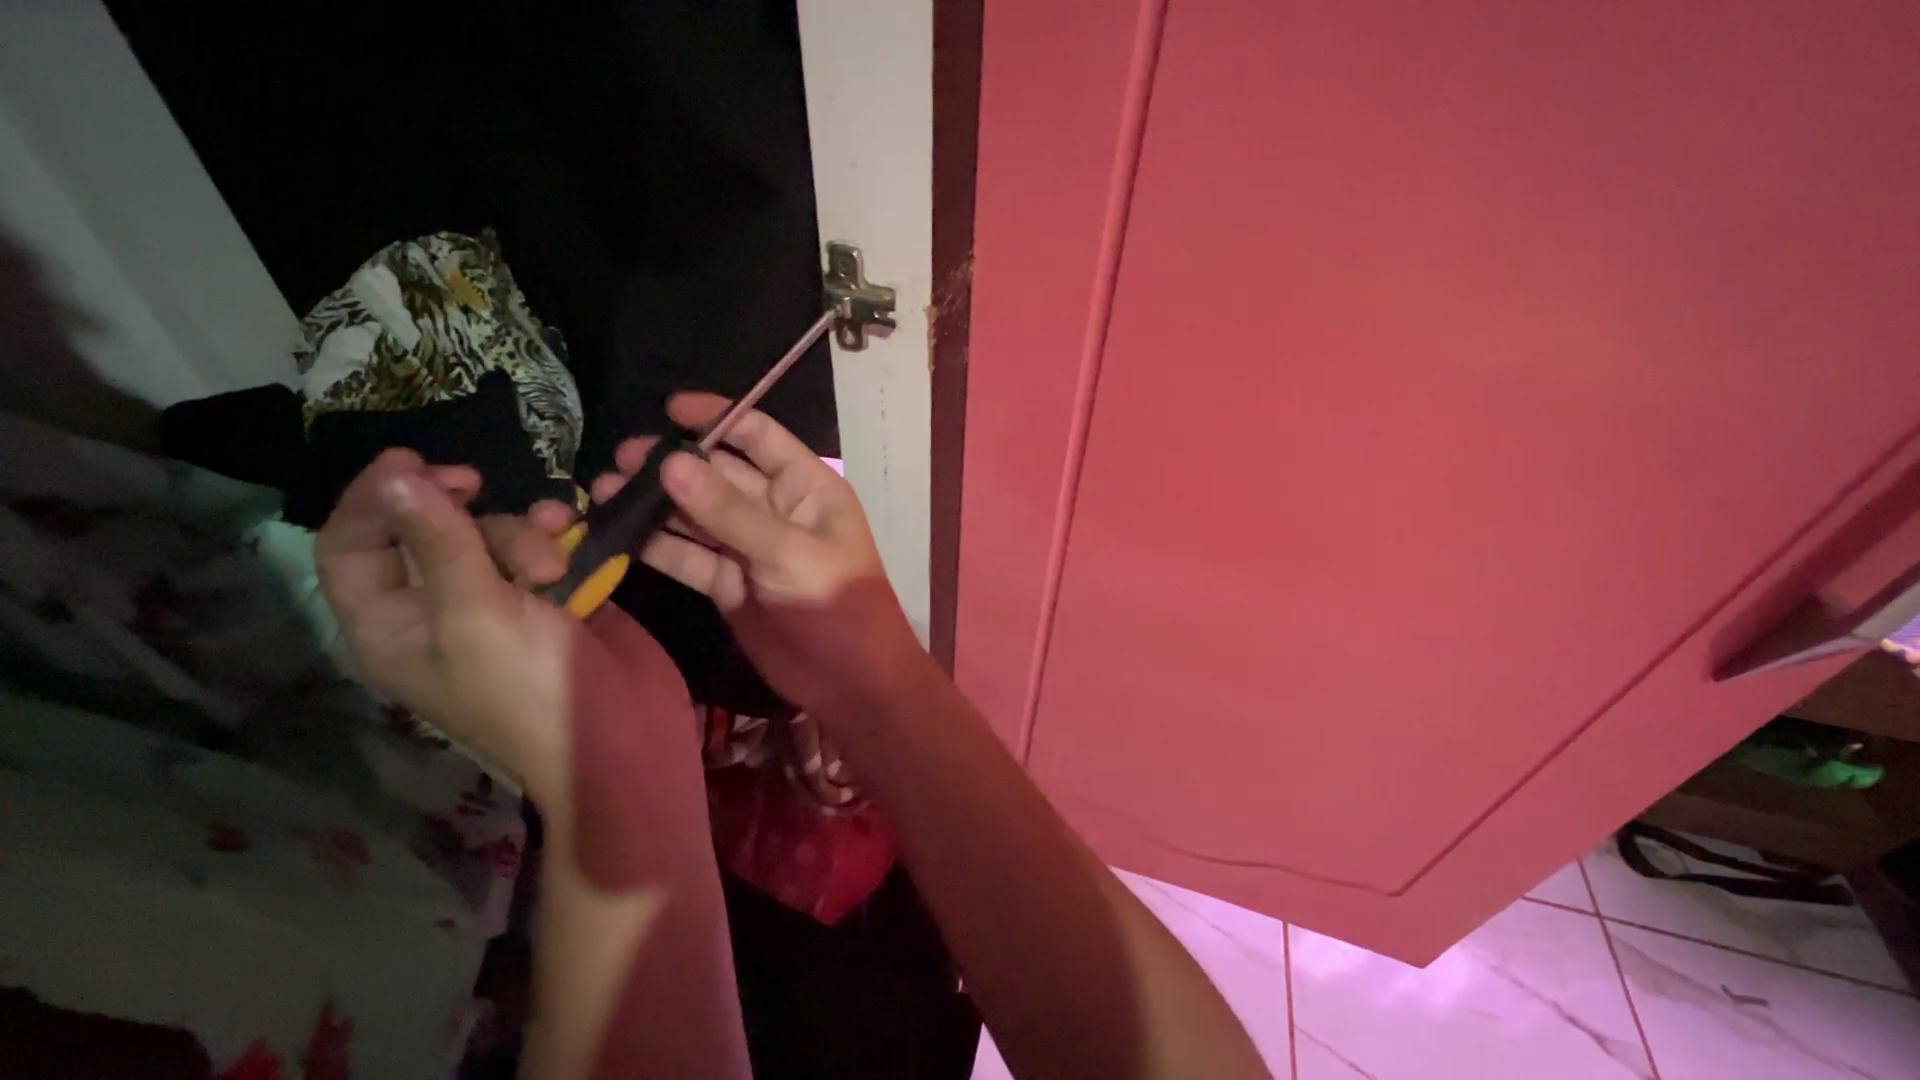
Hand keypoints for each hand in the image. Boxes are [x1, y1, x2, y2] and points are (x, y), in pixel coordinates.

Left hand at [316, 448, 679, 802]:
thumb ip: (438, 541)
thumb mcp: (476, 613)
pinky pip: (535, 549)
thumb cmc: (532, 685)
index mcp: (389, 627)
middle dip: (462, 514)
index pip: (351, 546)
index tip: (417, 461)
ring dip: (519, 529)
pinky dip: (551, 537)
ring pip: (487, 536)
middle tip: (483, 489)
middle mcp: (433, 612)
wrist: (619, 735)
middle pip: (424, 531)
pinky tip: (574, 535)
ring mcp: (494, 606)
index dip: (373, 499)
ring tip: (553, 559)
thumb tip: (395, 476)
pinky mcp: (546, 601)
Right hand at [562, 393, 924, 716]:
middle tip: (621, 461)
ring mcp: (749, 547)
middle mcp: (775, 509)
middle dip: (672, 464)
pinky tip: (619, 535)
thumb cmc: (835, 604)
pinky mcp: (728, 584)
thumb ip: (729, 511)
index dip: (716, 418)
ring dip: (655, 505)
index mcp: (806, 487)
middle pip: (718, 474)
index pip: (758, 436)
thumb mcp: (787, 552)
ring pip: (696, 516)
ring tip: (604, 492)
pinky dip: (657, 547)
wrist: (850, 681)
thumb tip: (670, 462)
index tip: (667, 409)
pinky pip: (689, 557)